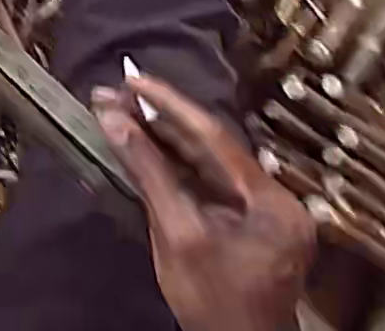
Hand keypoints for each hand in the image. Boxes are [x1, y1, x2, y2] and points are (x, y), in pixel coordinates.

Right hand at [93, 74, 315, 330]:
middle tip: (115, 92)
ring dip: (160, 135)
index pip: (213, 136)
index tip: (132, 80)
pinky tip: (141, 140)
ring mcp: (260, 207)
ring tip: (119, 109)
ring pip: (202, 158)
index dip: (169, 103)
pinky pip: (203, 177)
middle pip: (207, 144)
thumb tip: (112, 118)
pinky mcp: (242, 217)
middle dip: (158, 118)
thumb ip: (148, 172)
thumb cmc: (213, 303)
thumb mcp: (177, 235)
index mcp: (270, 200)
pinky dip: (170, 160)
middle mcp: (272, 196)